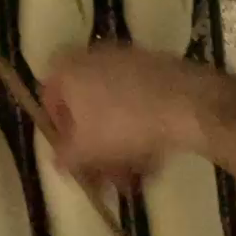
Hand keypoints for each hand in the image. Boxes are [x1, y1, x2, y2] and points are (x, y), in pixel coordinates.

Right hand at [41, 45, 227, 185]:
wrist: (186, 102)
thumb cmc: (123, 124)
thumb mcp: (85, 150)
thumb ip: (65, 157)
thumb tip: (57, 161)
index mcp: (66, 69)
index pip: (49, 99)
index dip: (59, 133)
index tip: (74, 158)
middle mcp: (91, 57)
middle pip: (85, 107)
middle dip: (95, 146)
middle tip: (106, 176)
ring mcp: (126, 60)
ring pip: (114, 108)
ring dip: (119, 145)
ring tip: (134, 177)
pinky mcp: (155, 68)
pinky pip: (138, 101)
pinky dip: (140, 128)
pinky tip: (153, 160)